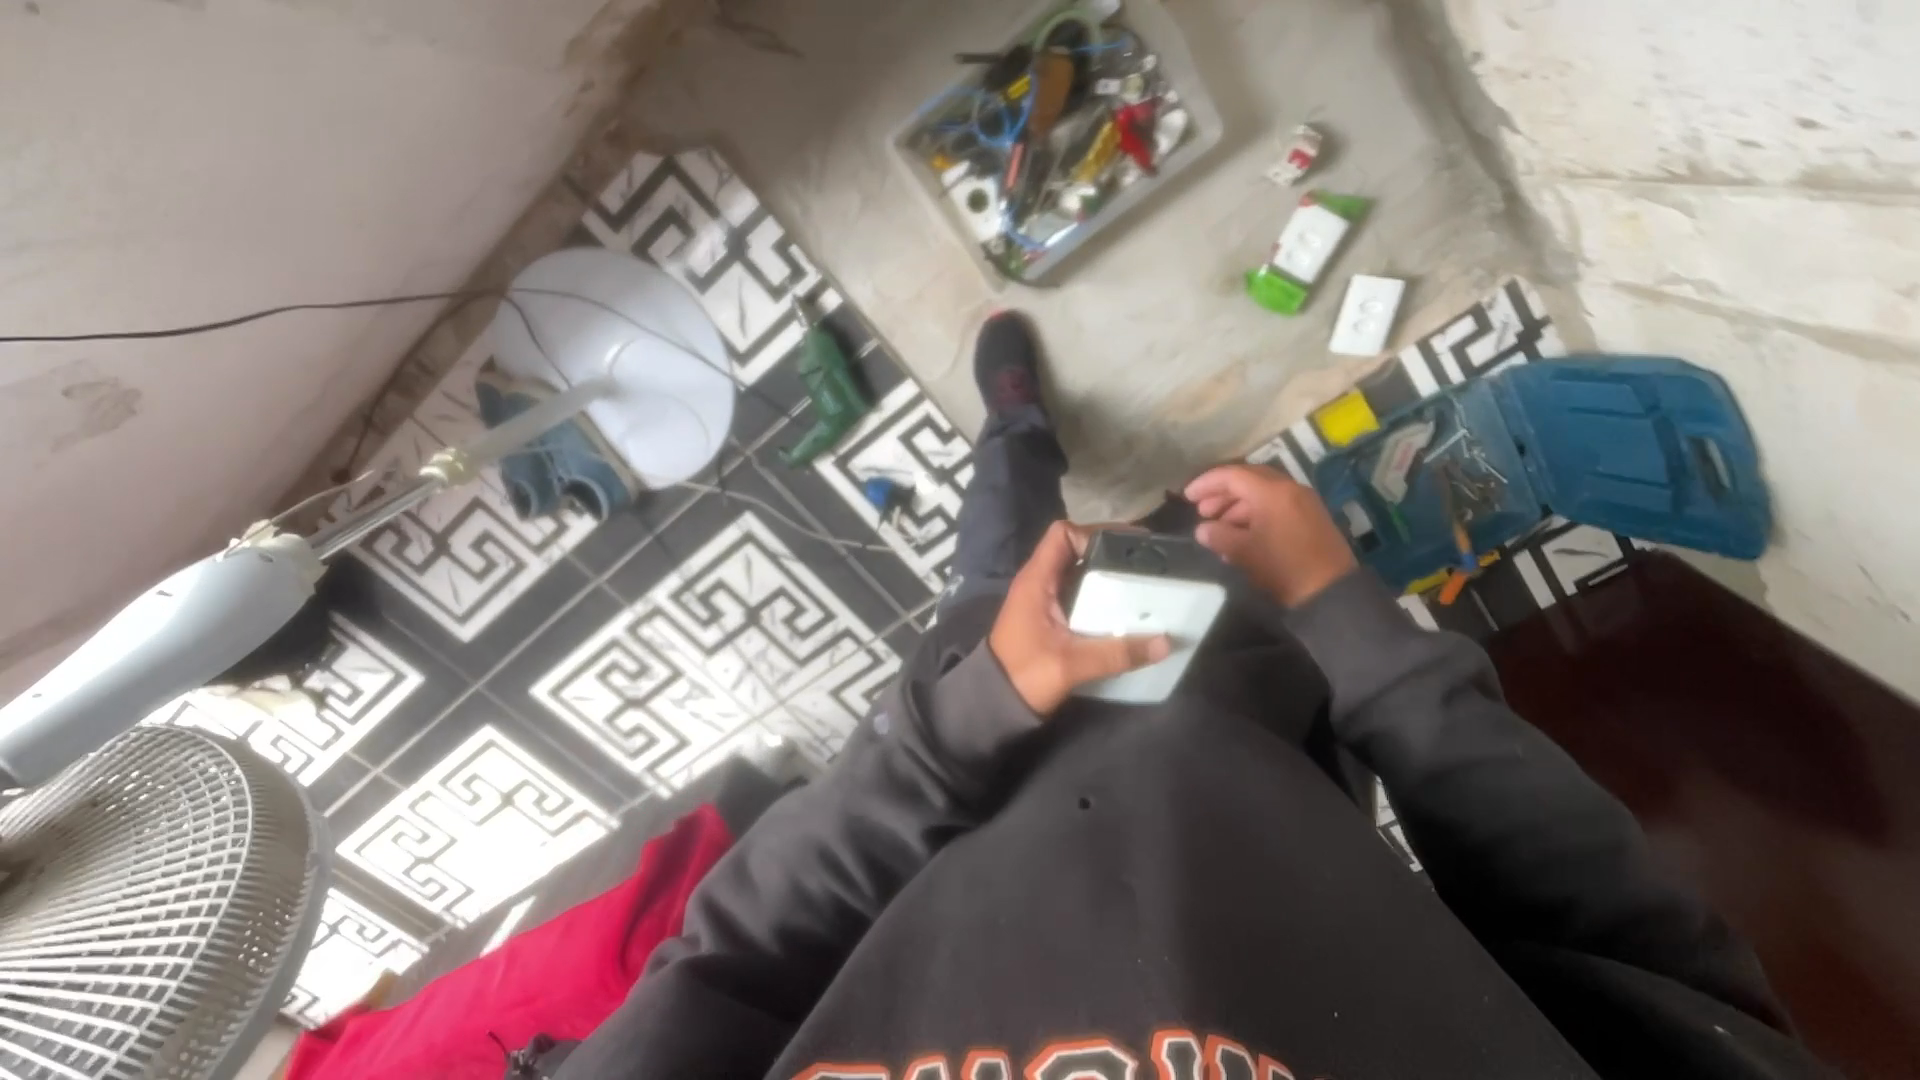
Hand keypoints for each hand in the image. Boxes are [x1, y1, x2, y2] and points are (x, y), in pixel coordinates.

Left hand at [988, 521, 1172, 715]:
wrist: (993, 704)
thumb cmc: (1024, 675)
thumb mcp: (1072, 664)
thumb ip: (1117, 653)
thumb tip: (1166, 643)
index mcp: (1036, 581)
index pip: (1062, 534)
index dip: (1093, 533)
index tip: (1128, 548)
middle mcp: (1039, 583)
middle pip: (1076, 551)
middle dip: (1111, 554)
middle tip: (1147, 563)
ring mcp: (1043, 601)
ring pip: (1079, 575)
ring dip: (1108, 577)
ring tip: (1145, 583)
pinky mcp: (1050, 620)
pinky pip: (1079, 597)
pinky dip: (1102, 598)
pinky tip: (1127, 612)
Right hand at [1185, 464, 1357, 607]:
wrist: (1331, 591)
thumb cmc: (1283, 567)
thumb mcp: (1244, 552)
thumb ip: (1218, 536)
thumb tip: (1203, 529)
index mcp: (1272, 492)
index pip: (1232, 475)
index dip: (1206, 483)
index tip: (1187, 497)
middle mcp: (1289, 489)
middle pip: (1248, 480)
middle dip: (1222, 493)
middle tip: (1202, 511)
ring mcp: (1303, 502)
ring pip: (1263, 493)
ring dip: (1237, 506)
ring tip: (1220, 529)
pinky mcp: (1311, 517)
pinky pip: (1276, 505)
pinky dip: (1255, 514)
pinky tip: (1242, 536)